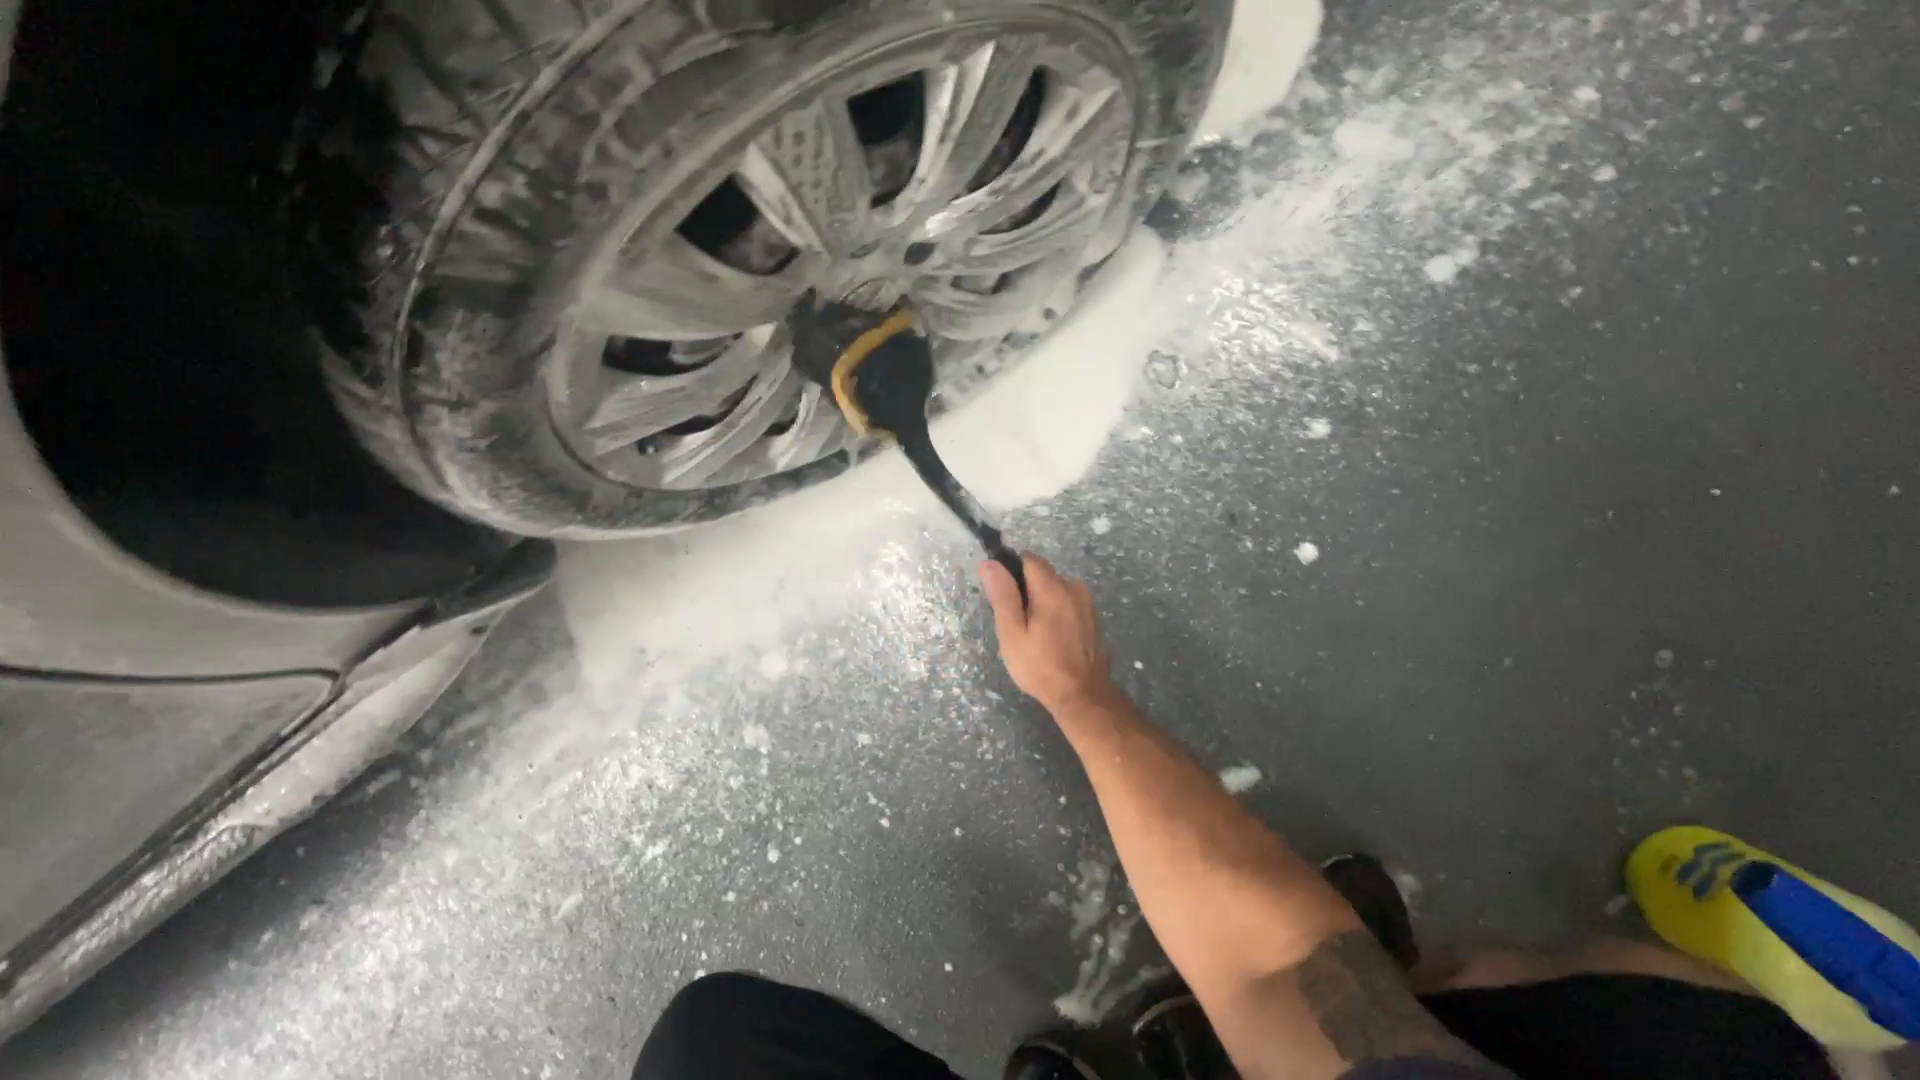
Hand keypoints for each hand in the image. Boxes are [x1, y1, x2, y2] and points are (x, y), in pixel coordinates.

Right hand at [979, 553, 1116, 712]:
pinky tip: (1051, 639)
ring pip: (1055, 589)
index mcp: (1053, 588)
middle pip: (1042, 574)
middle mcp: (1074, 587)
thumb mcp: (1012, 633)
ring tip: (1033, 635)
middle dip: (1025, 590)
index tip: (1003, 597)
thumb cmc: (1041, 666)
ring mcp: (1087, 602)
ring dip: (1041, 602)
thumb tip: (990, 563)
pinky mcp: (1093, 617)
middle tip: (1015, 624)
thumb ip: (1002, 595)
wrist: (1083, 695)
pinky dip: (1056, 612)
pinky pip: (1067, 603)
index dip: (1011, 571)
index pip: (1028, 559)